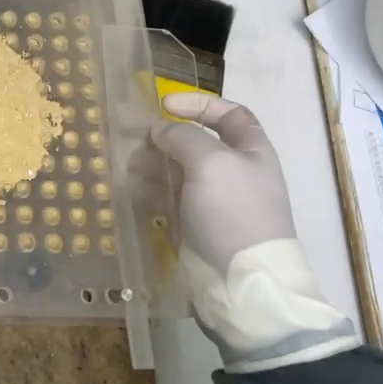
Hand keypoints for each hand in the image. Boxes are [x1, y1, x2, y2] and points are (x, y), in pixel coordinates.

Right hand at [149, 92, 296, 268]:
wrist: (240, 279)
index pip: (229, 114)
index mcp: (250, 151)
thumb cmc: (233, 211)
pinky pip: (167, 199)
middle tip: (139, 146)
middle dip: (164, 141)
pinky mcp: (193, 224)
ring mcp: (212, 200)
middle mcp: (232, 172)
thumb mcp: (211, 162)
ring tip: (132, 173)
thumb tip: (159, 129)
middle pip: (194, 143)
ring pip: (175, 171)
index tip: (164, 106)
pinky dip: (150, 194)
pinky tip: (135, 196)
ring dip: (151, 168)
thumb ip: (183, 137)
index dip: (199, 104)